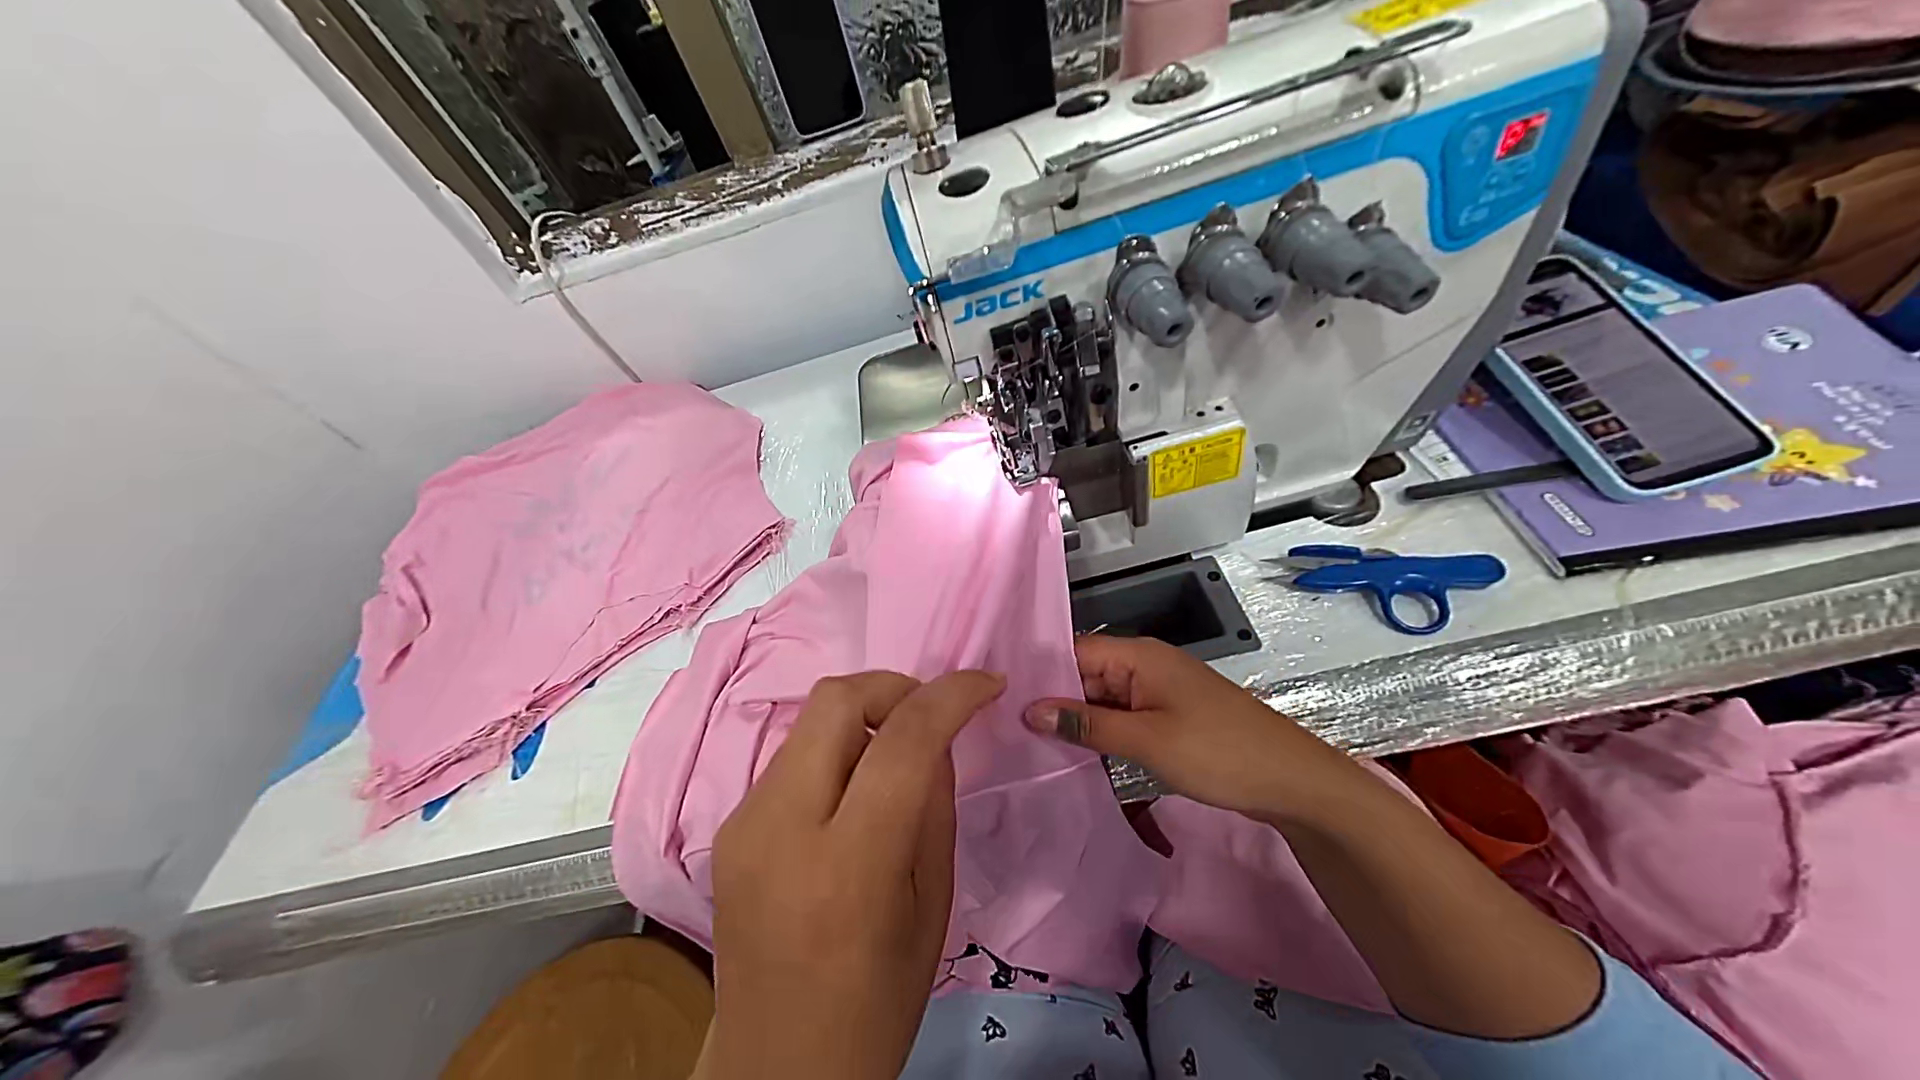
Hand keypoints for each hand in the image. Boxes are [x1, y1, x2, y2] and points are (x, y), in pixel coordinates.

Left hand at [697, 670, 1005, 1079]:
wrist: (777, 1065)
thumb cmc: (877, 1001)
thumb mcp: (931, 904)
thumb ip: (934, 806)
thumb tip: (937, 737)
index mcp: (848, 865)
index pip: (903, 741)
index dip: (952, 695)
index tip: (986, 684)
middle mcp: (781, 828)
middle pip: (836, 699)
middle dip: (895, 685)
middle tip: (931, 711)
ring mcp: (743, 823)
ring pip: (809, 720)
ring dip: (864, 715)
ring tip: (896, 751)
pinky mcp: (727, 827)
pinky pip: (791, 756)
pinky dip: (834, 748)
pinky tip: (854, 787)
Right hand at [1023, 635, 1350, 820]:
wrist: (1293, 782)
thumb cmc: (1219, 753)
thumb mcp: (1146, 740)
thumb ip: (1086, 723)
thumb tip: (1030, 710)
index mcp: (1138, 655)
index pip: (1073, 652)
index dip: (1038, 673)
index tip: (1001, 698)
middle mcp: (1144, 665)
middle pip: (1085, 675)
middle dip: (1052, 701)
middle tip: (1007, 730)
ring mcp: (1157, 692)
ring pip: (1102, 699)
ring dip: (1076, 721)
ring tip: (1030, 745)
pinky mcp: (1168, 717)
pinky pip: (1122, 717)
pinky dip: (1101, 733)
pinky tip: (1075, 755)